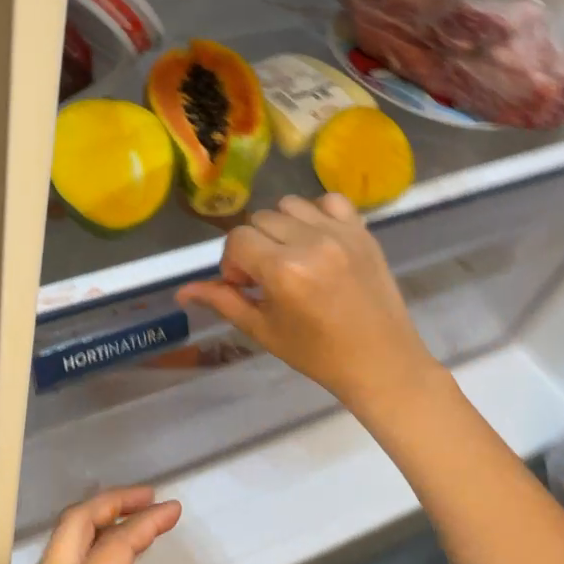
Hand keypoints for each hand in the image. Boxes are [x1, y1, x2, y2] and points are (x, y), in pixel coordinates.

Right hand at [177, 193, 439, 413]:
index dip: (233, 262)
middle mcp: (311, 243)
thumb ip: (222, 301)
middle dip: (255, 245)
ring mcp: (340, 233)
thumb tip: (181, 292)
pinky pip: (329, 200)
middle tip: (267, 277)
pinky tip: (317, 241)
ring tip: (292, 256)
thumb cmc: (318, 354)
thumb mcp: (263, 330)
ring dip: (282, 227)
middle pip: (260, 219)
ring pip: (290, 205)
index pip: (237, 239)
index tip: (245, 285)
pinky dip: (316, 214)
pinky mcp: (363, 231)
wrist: (382, 363)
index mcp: (283, 270)